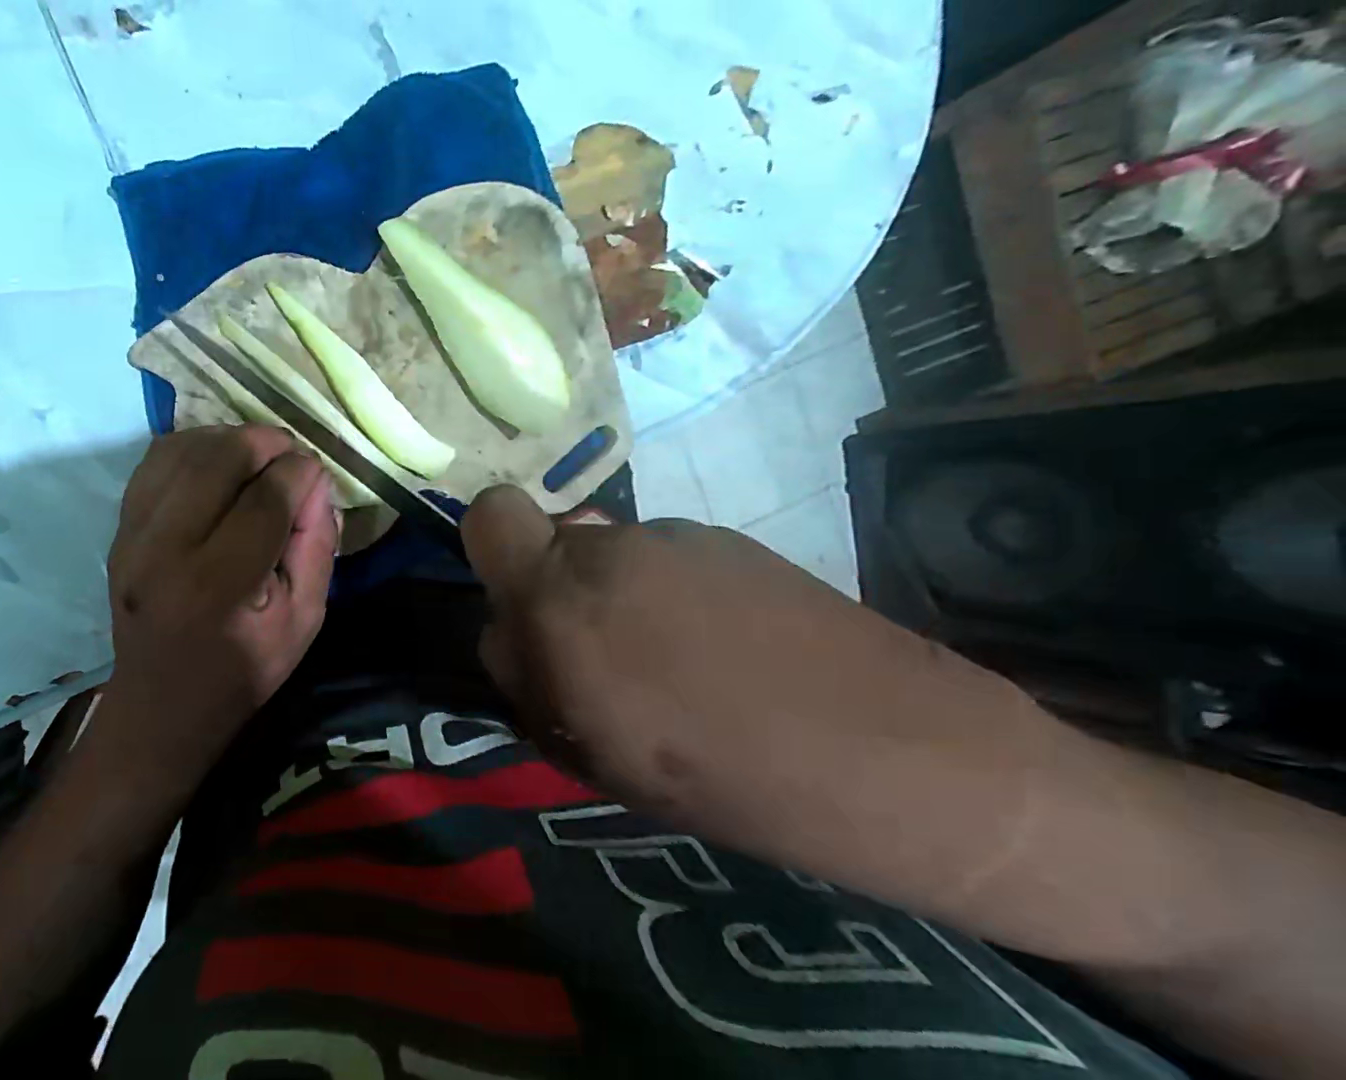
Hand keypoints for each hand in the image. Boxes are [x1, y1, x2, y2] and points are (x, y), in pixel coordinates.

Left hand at [103, 426, 337, 775]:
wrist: (164, 702)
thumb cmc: (245, 668)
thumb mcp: (305, 619)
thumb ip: (316, 546)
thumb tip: (314, 481)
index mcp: (219, 585)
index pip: (265, 499)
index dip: (299, 472)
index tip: (317, 471)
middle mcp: (166, 550)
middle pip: (218, 460)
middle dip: (265, 442)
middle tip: (290, 453)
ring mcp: (133, 536)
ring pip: (182, 450)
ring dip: (228, 439)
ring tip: (257, 454)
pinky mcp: (120, 529)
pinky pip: (154, 462)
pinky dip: (192, 448)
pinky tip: (218, 461)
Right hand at [460, 485, 1081, 899]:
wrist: (892, 753)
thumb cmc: (718, 777)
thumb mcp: (589, 751)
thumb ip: (530, 676)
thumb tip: (511, 632)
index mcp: (562, 602)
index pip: (490, 517)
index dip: (494, 552)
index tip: (521, 607)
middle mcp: (612, 550)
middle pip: (550, 545)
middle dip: (556, 592)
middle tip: (601, 659)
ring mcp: (678, 537)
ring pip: (609, 554)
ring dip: (616, 597)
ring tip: (674, 664)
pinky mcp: (731, 539)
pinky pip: (665, 558)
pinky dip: (670, 594)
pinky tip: (722, 649)